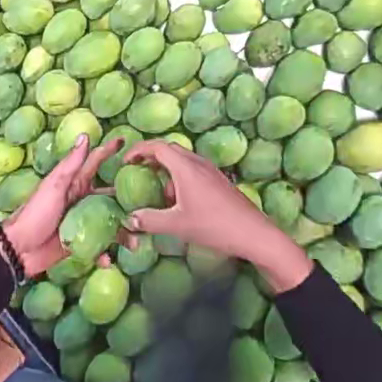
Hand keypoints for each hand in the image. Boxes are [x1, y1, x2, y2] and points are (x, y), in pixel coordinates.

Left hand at [0, 135, 123, 276]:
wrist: (19, 250)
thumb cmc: (36, 213)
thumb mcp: (54, 187)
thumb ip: (71, 165)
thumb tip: (84, 136)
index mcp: (75, 183)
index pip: (95, 162)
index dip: (109, 151)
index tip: (126, 142)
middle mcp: (81, 200)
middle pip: (110, 196)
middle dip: (128, 199)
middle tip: (150, 201)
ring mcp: (82, 222)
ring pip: (109, 223)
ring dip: (122, 232)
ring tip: (135, 242)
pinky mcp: (80, 242)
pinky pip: (98, 247)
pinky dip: (105, 254)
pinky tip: (109, 260)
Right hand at [123, 140, 313, 292]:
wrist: (255, 234)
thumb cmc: (215, 225)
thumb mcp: (177, 225)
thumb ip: (150, 220)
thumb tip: (130, 218)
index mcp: (185, 167)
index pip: (157, 146)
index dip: (139, 150)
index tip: (126, 160)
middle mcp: (198, 163)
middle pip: (170, 149)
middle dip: (151, 157)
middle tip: (137, 170)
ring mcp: (211, 171)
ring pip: (182, 160)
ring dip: (166, 168)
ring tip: (157, 189)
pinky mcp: (219, 181)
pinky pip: (193, 170)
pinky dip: (179, 176)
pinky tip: (179, 200)